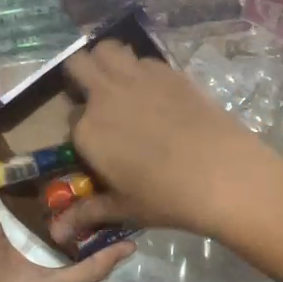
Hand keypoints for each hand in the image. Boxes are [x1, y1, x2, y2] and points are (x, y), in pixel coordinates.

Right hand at [50, 39, 278, 243]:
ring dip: (108, 62)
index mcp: (88, 130)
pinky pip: (143, 59)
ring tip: (120, 85)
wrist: (225, 175)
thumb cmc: (166, 198)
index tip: (95, 144)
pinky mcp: (170, 72)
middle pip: (80, 64)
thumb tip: (57, 232)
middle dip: (81, 76)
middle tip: (93, 96)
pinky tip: (156, 93)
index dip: (82, 129)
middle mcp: (106, 96)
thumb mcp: (123, 208)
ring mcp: (139, 79)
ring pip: (109, 49)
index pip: (71, 119)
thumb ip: (88, 212)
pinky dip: (140, 69)